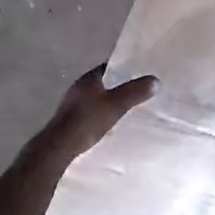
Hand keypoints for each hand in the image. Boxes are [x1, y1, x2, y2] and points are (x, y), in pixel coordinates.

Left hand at [34, 64, 157, 162]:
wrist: (58, 148)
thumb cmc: (87, 120)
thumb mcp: (117, 105)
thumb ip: (135, 92)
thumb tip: (155, 80)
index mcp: (88, 78)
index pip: (108, 66)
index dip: (123, 68)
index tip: (138, 73)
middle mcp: (78, 88)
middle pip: (102, 82)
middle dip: (118, 86)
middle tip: (136, 90)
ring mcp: (71, 104)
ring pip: (95, 97)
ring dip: (108, 101)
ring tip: (125, 107)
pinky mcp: (68, 120)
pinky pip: (89, 111)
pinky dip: (100, 113)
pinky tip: (108, 122)